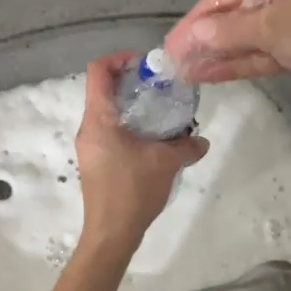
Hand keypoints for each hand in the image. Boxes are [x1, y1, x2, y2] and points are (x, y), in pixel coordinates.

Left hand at [76, 53, 208, 246]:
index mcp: (99, 119)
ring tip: (161, 114)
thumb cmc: (133, 191)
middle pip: (103, 89)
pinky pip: (108, 131)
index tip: (145, 65)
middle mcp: (88, 128)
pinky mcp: (94, 161)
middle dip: (131, 83)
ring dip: (131, 107)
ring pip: (107, 112)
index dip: (119, 58)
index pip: (98, 71)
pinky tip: (152, 140)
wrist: (111, 233)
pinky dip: (128, 126)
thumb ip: (187, 146)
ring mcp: (89, 146)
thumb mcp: (166, 163)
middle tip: (160, 88)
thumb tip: (201, 141)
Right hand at [164, 0, 290, 98]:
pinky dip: (240, 65)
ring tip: (184, 73)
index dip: (196, 18)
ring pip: (248, 39)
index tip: (170, 43)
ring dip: (218, 56)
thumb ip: (229, 32)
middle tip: (172, 63)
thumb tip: (193, 34)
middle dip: (204, 39)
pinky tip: (210, 75)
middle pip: (235, 15)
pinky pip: (264, 55)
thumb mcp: (272, 26)